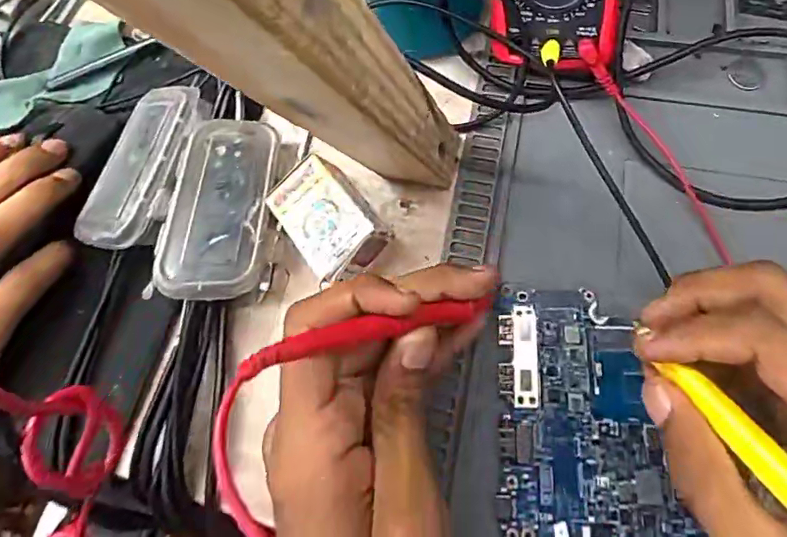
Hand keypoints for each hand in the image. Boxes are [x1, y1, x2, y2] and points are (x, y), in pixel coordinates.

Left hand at [265, 264, 498, 536]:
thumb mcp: (403, 504)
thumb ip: (401, 410)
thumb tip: (414, 330)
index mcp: (306, 432)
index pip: (310, 330)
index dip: (361, 298)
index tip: (416, 305)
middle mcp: (312, 412)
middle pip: (353, 325)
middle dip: (417, 295)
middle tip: (475, 282)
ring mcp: (334, 416)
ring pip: (377, 339)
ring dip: (431, 311)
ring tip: (479, 292)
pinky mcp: (357, 424)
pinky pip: (389, 369)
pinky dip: (427, 345)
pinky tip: (462, 326)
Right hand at [635, 262, 786, 536]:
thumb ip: (709, 479)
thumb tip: (658, 389)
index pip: (772, 337)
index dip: (699, 333)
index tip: (647, 351)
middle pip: (779, 292)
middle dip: (703, 295)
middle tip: (651, 324)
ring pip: (784, 303)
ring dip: (717, 310)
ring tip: (668, 346)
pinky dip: (737, 340)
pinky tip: (703, 368)